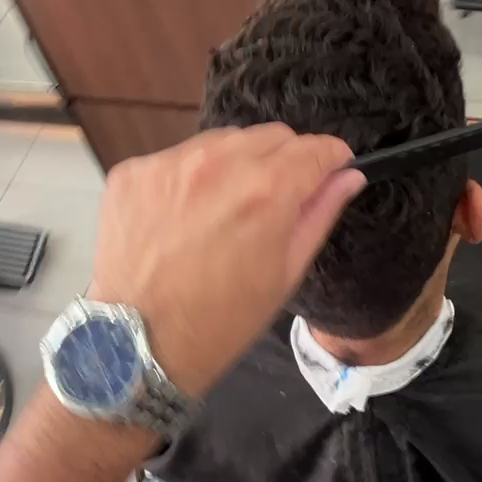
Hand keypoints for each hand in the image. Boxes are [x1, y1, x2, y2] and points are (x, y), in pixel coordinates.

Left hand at [87, 124, 364, 396]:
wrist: (138, 345)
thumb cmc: (219, 323)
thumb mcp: (284, 275)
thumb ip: (319, 215)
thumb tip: (348, 177)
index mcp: (266, 192)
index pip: (314, 148)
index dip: (331, 157)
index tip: (333, 167)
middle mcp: (217, 165)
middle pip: (271, 136)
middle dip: (284, 160)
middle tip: (276, 200)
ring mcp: (169, 165)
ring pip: (222, 141)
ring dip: (236, 165)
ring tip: (225, 212)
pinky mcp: (132, 173)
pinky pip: (176, 159)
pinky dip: (189, 179)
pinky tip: (184, 218)